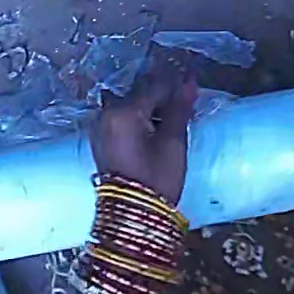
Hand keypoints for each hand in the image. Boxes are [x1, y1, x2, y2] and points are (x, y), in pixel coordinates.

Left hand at [92, 67, 199, 201]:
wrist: (133, 215)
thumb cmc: (157, 178)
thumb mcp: (173, 142)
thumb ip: (179, 108)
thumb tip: (190, 81)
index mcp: (123, 112)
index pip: (154, 87)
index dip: (176, 83)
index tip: (193, 78)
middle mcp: (105, 114)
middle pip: (140, 94)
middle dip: (163, 93)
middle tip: (186, 97)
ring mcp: (100, 127)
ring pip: (131, 105)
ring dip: (151, 105)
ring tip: (174, 112)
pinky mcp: (101, 139)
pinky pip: (122, 118)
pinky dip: (140, 117)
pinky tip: (156, 124)